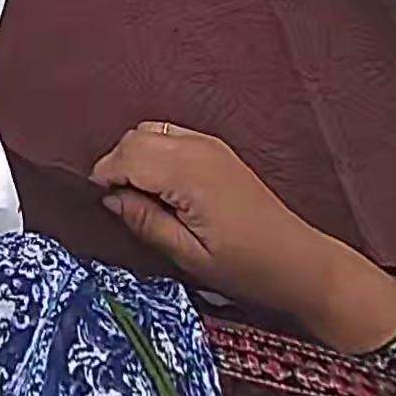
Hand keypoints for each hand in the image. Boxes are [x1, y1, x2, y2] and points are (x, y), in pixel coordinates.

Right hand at [91, 122, 395, 352]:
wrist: (298, 260)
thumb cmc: (247, 265)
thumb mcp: (189, 256)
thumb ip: (145, 222)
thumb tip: (111, 199)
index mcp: (189, 172)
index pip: (128, 156)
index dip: (105, 175)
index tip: (97, 199)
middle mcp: (196, 147)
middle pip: (135, 137)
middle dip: (115, 163)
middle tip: (114, 200)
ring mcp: (206, 142)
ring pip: (148, 129)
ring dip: (132, 154)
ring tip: (134, 192)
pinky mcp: (213, 145)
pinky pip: (167, 132)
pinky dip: (151, 147)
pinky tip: (156, 179)